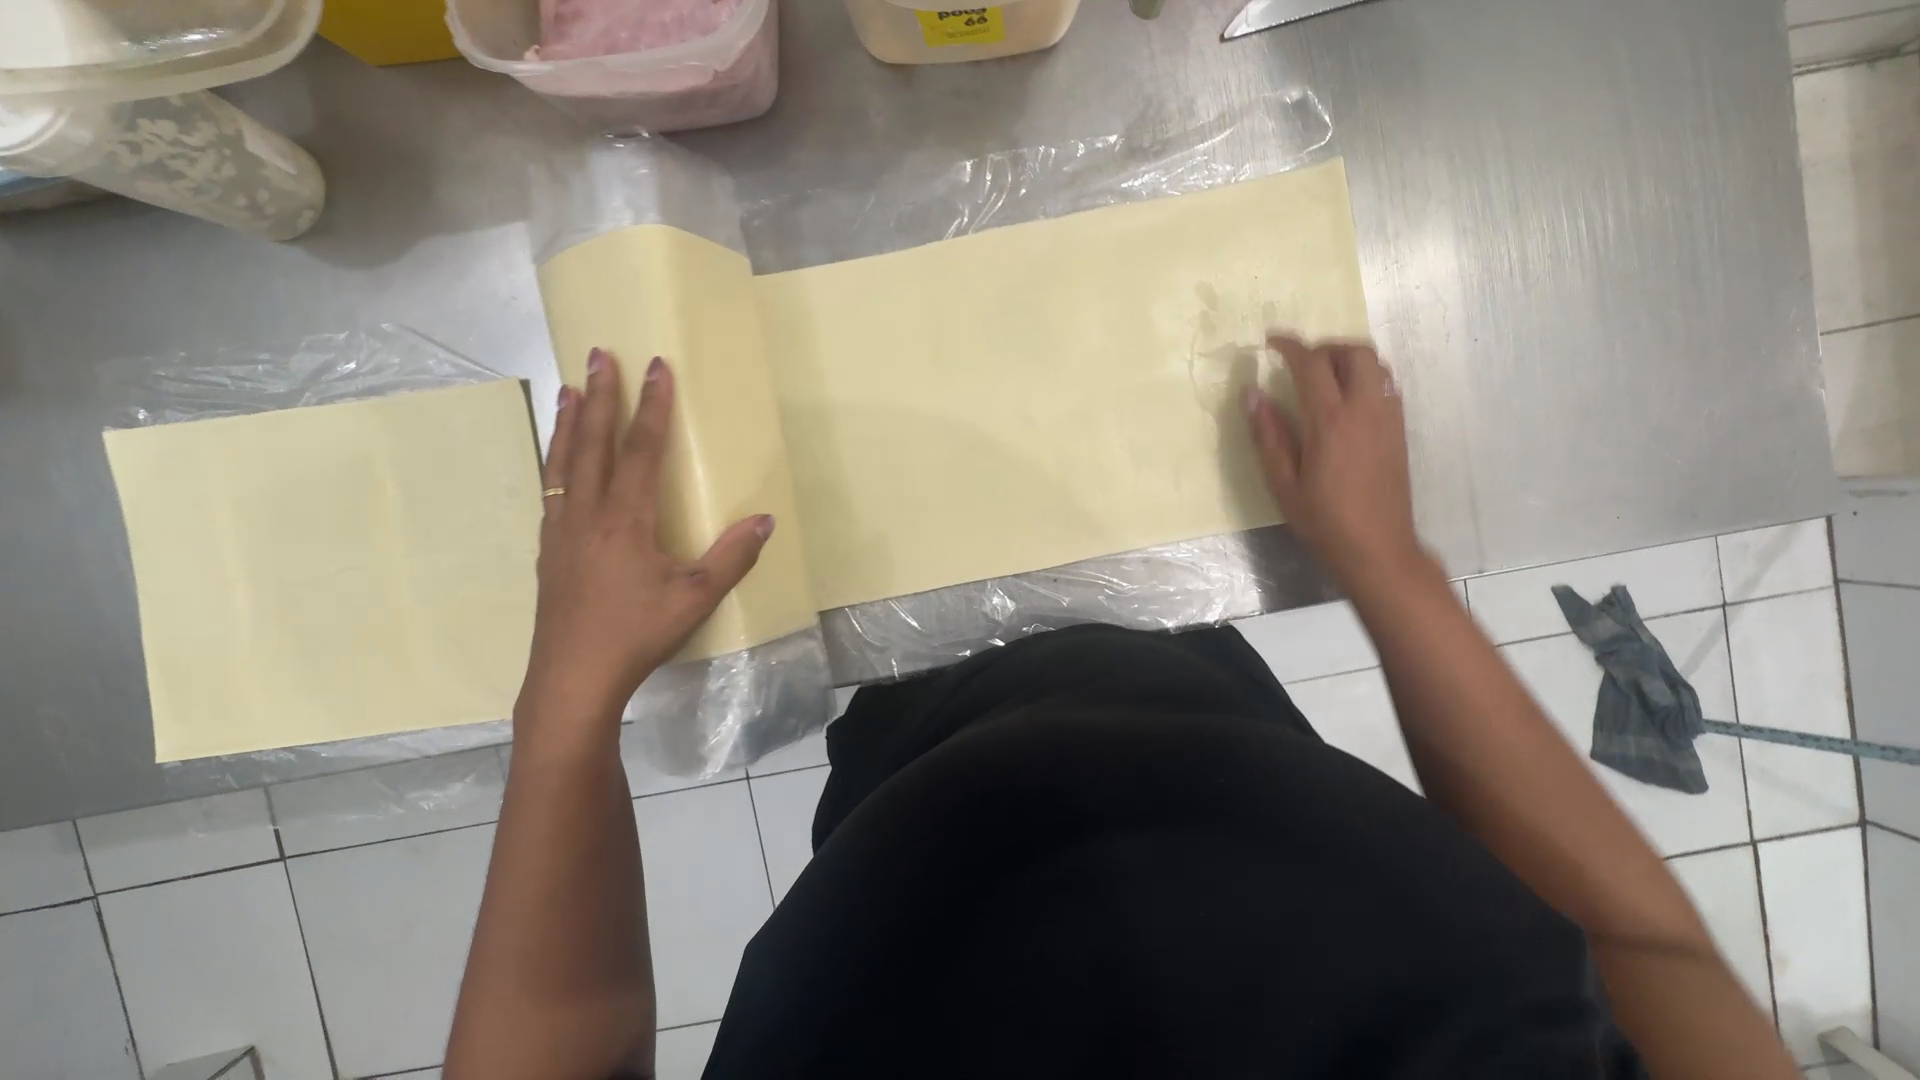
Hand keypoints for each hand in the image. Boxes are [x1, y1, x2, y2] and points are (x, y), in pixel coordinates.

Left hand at [518, 348, 773, 737]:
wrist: (572, 678)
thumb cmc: (637, 635)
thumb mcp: (696, 597)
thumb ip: (732, 556)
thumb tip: (766, 520)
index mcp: (626, 519)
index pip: (642, 449)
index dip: (652, 406)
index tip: (657, 366)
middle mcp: (588, 514)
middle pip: (593, 443)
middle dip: (601, 396)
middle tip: (599, 353)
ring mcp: (562, 531)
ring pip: (563, 463)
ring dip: (569, 423)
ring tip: (569, 389)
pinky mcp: (549, 551)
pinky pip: (550, 490)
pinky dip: (554, 462)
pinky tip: (558, 463)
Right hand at [1247, 334, 1421, 585]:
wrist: (1378, 547)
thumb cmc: (1323, 520)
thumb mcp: (1283, 483)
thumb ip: (1268, 434)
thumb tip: (1252, 394)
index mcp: (1330, 422)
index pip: (1311, 364)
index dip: (1290, 345)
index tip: (1270, 342)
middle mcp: (1364, 410)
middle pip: (1354, 351)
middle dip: (1324, 347)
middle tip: (1299, 362)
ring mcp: (1388, 417)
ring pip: (1376, 364)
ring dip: (1347, 358)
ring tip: (1322, 376)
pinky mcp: (1399, 429)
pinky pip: (1386, 384)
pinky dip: (1365, 376)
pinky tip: (1345, 399)